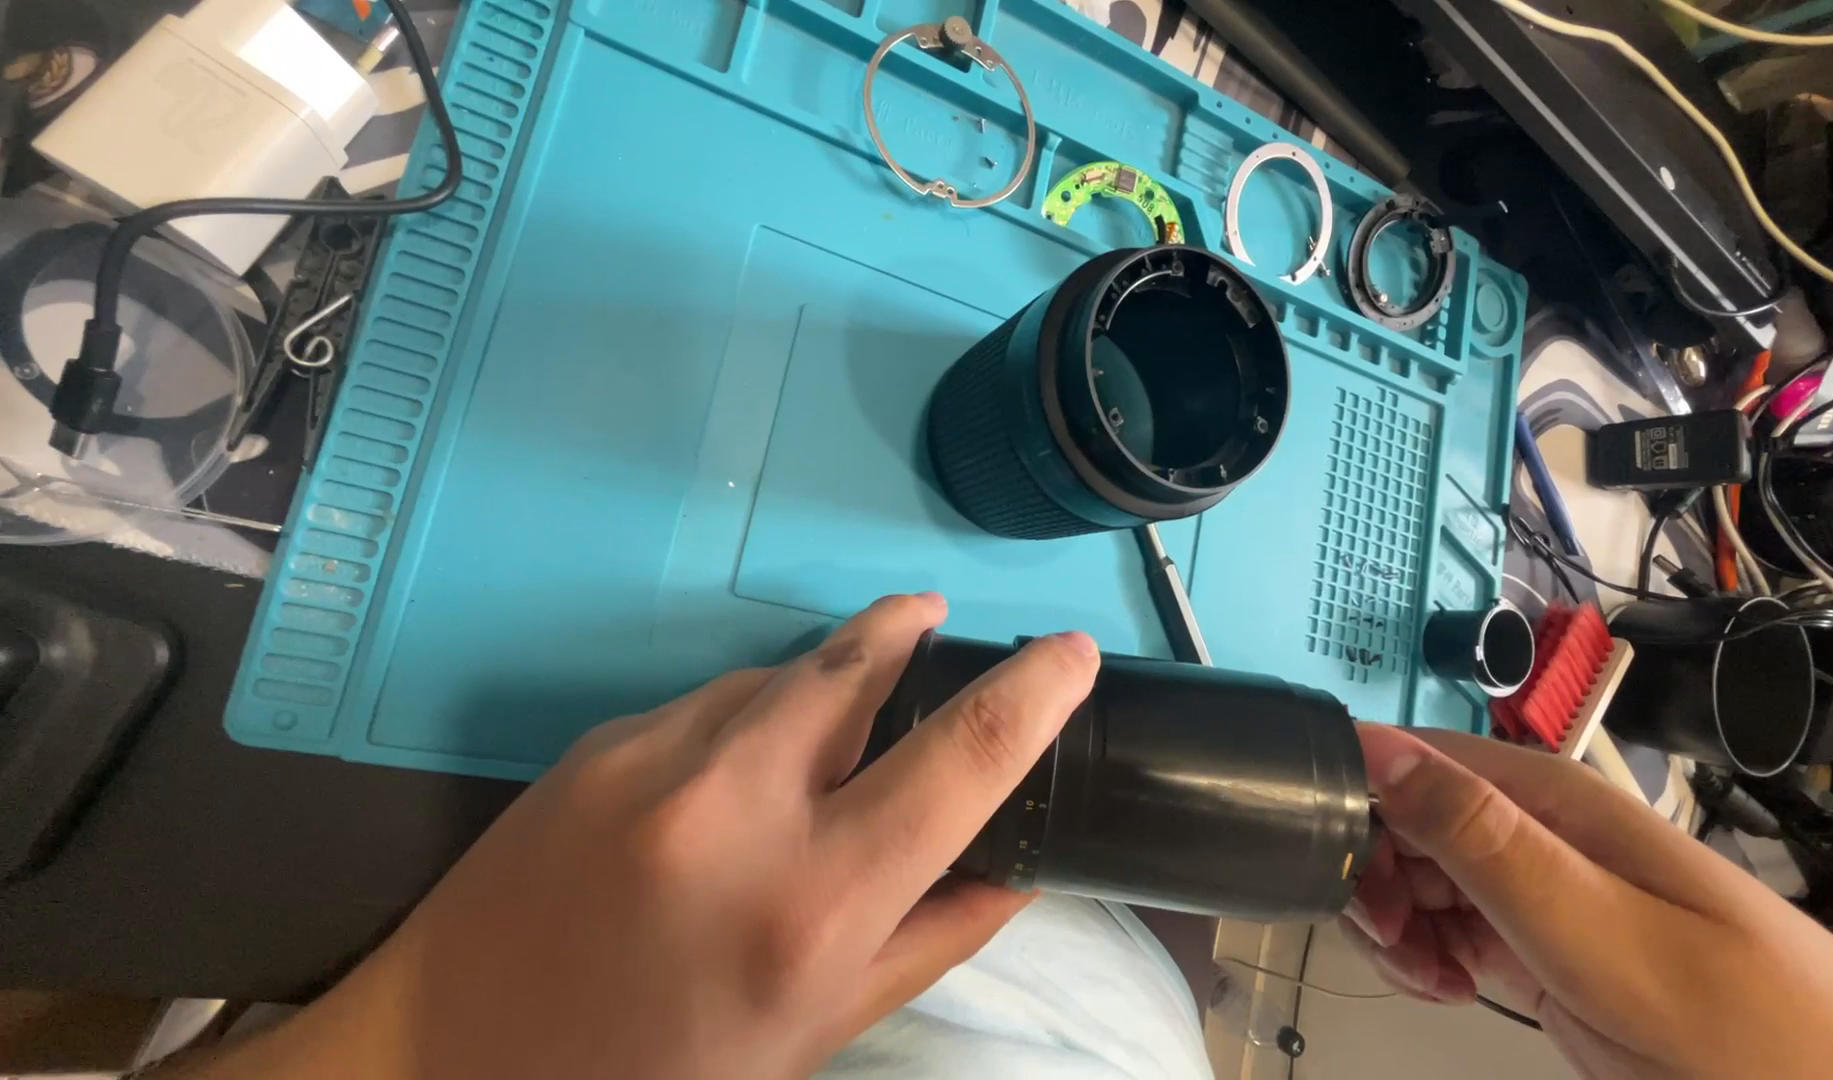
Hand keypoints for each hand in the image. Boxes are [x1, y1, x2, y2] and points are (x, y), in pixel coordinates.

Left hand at [178, 594, 1099, 1078]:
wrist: (443, 1067)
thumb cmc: (659, 1073)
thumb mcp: (816, 1030)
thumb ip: (932, 937)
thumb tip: (1012, 863)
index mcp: (811, 899)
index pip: (963, 758)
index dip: (1034, 691)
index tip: (1071, 651)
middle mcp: (738, 801)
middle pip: (862, 658)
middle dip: (910, 627)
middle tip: (935, 626)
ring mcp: (658, 752)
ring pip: (783, 675)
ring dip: (820, 688)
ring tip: (808, 748)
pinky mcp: (605, 735)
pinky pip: (714, 700)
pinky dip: (747, 718)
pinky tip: (719, 782)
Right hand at [1344, 725, 1832, 1078]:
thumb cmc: (1744, 1034)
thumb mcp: (1602, 932)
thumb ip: (1481, 836)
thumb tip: (1374, 745)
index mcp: (1542, 798)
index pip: (1406, 762)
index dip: (1360, 807)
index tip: (1349, 875)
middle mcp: (1526, 828)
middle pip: (1399, 820)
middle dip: (1371, 875)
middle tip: (1391, 941)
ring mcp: (1527, 885)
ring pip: (1410, 874)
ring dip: (1392, 921)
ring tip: (1423, 977)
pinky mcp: (1528, 939)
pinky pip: (1439, 923)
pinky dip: (1421, 952)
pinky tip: (1442, 986)